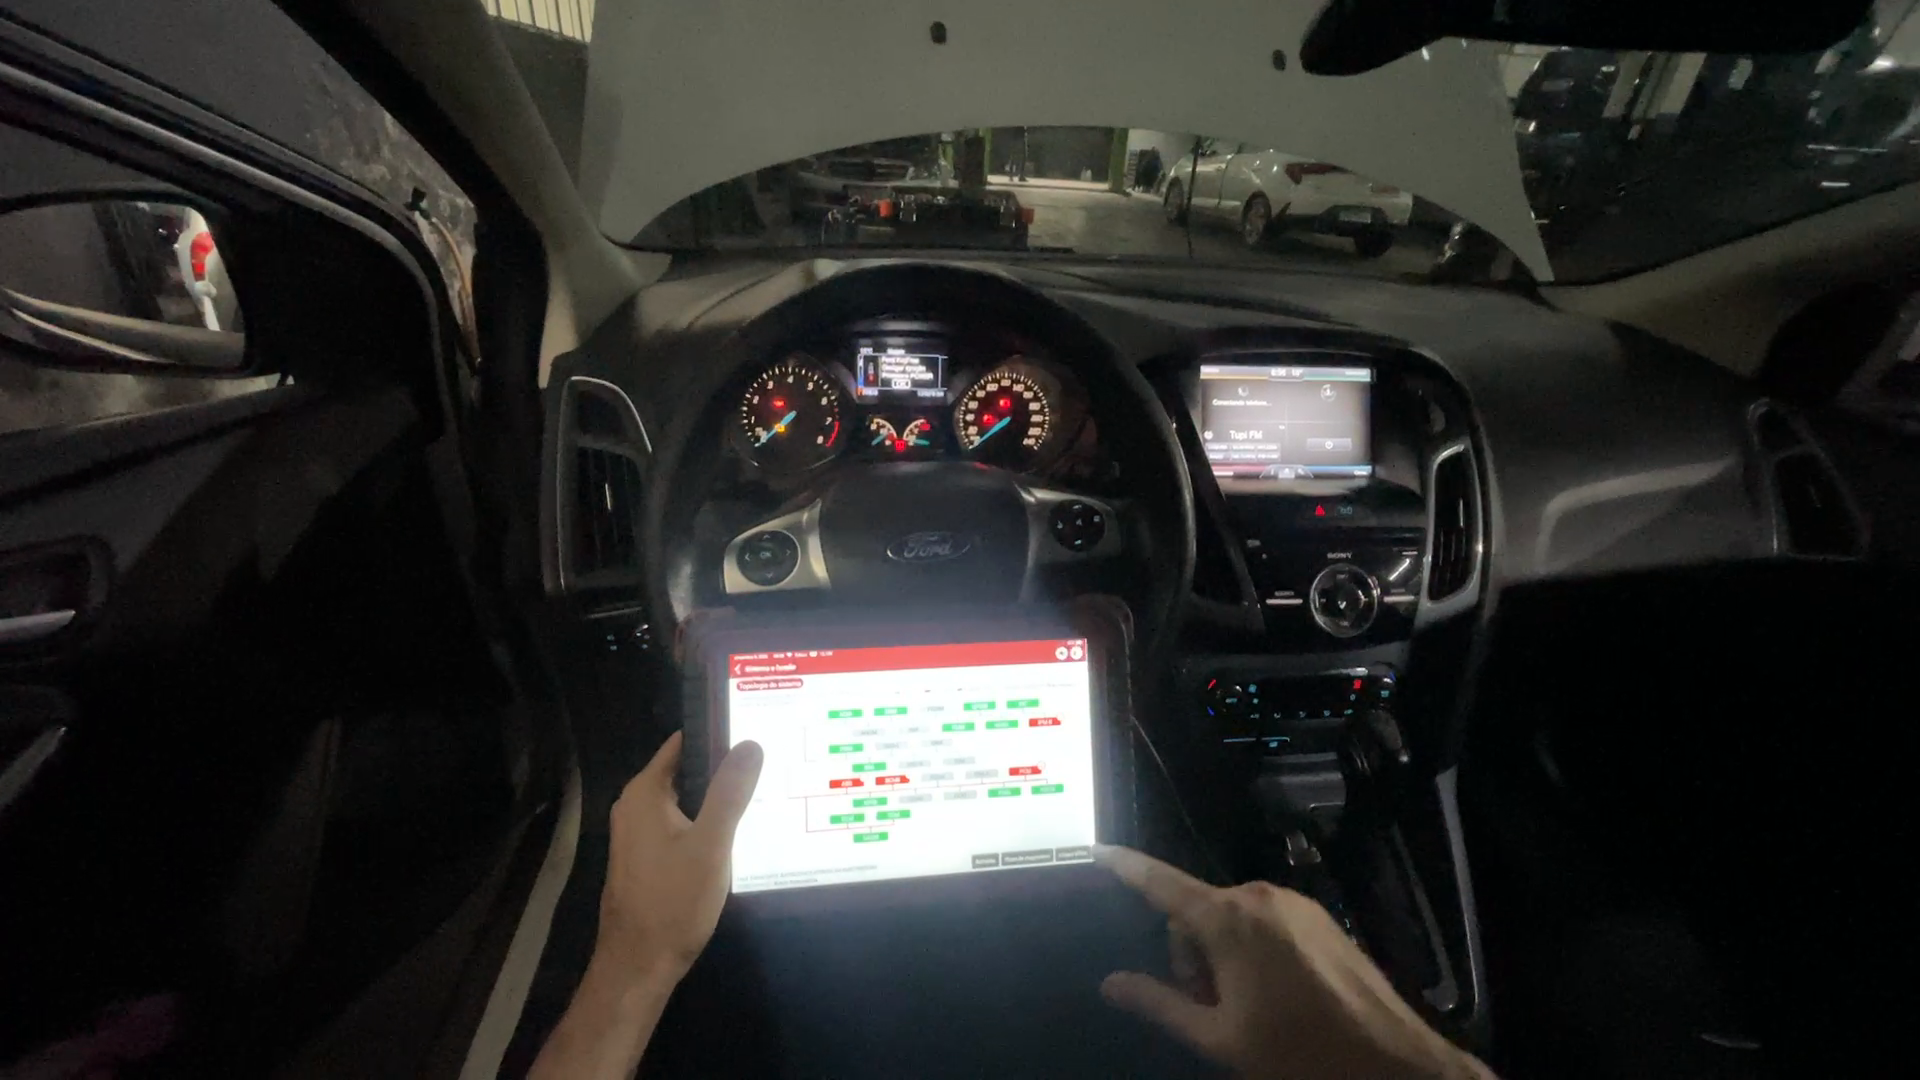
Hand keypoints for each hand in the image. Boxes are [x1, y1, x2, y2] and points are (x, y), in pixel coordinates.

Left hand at [594, 731, 763, 984]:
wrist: (638, 969)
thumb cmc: (672, 902)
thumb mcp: (711, 844)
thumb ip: (730, 792)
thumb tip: (750, 744)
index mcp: (645, 794)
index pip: (682, 742)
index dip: (718, 732)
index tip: (755, 727)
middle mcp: (636, 807)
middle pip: (686, 768)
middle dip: (724, 765)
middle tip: (769, 759)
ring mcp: (640, 833)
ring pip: (687, 798)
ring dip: (718, 795)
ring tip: (763, 787)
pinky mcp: (649, 856)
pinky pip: (683, 821)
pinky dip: (707, 819)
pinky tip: (738, 827)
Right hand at [1095, 846, 1492, 1079]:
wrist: (1400, 1068)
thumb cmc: (1300, 1054)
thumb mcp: (1221, 1038)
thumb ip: (1160, 1004)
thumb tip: (1109, 984)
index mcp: (1225, 918)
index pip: (1159, 882)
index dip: (1124, 865)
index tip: (1094, 849)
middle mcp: (1254, 894)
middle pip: (1195, 910)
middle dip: (1190, 953)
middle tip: (1211, 1006)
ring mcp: (1290, 901)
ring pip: (1229, 915)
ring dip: (1221, 952)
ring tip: (1246, 1006)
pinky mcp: (1316, 915)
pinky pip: (1263, 918)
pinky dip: (1251, 946)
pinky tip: (1276, 992)